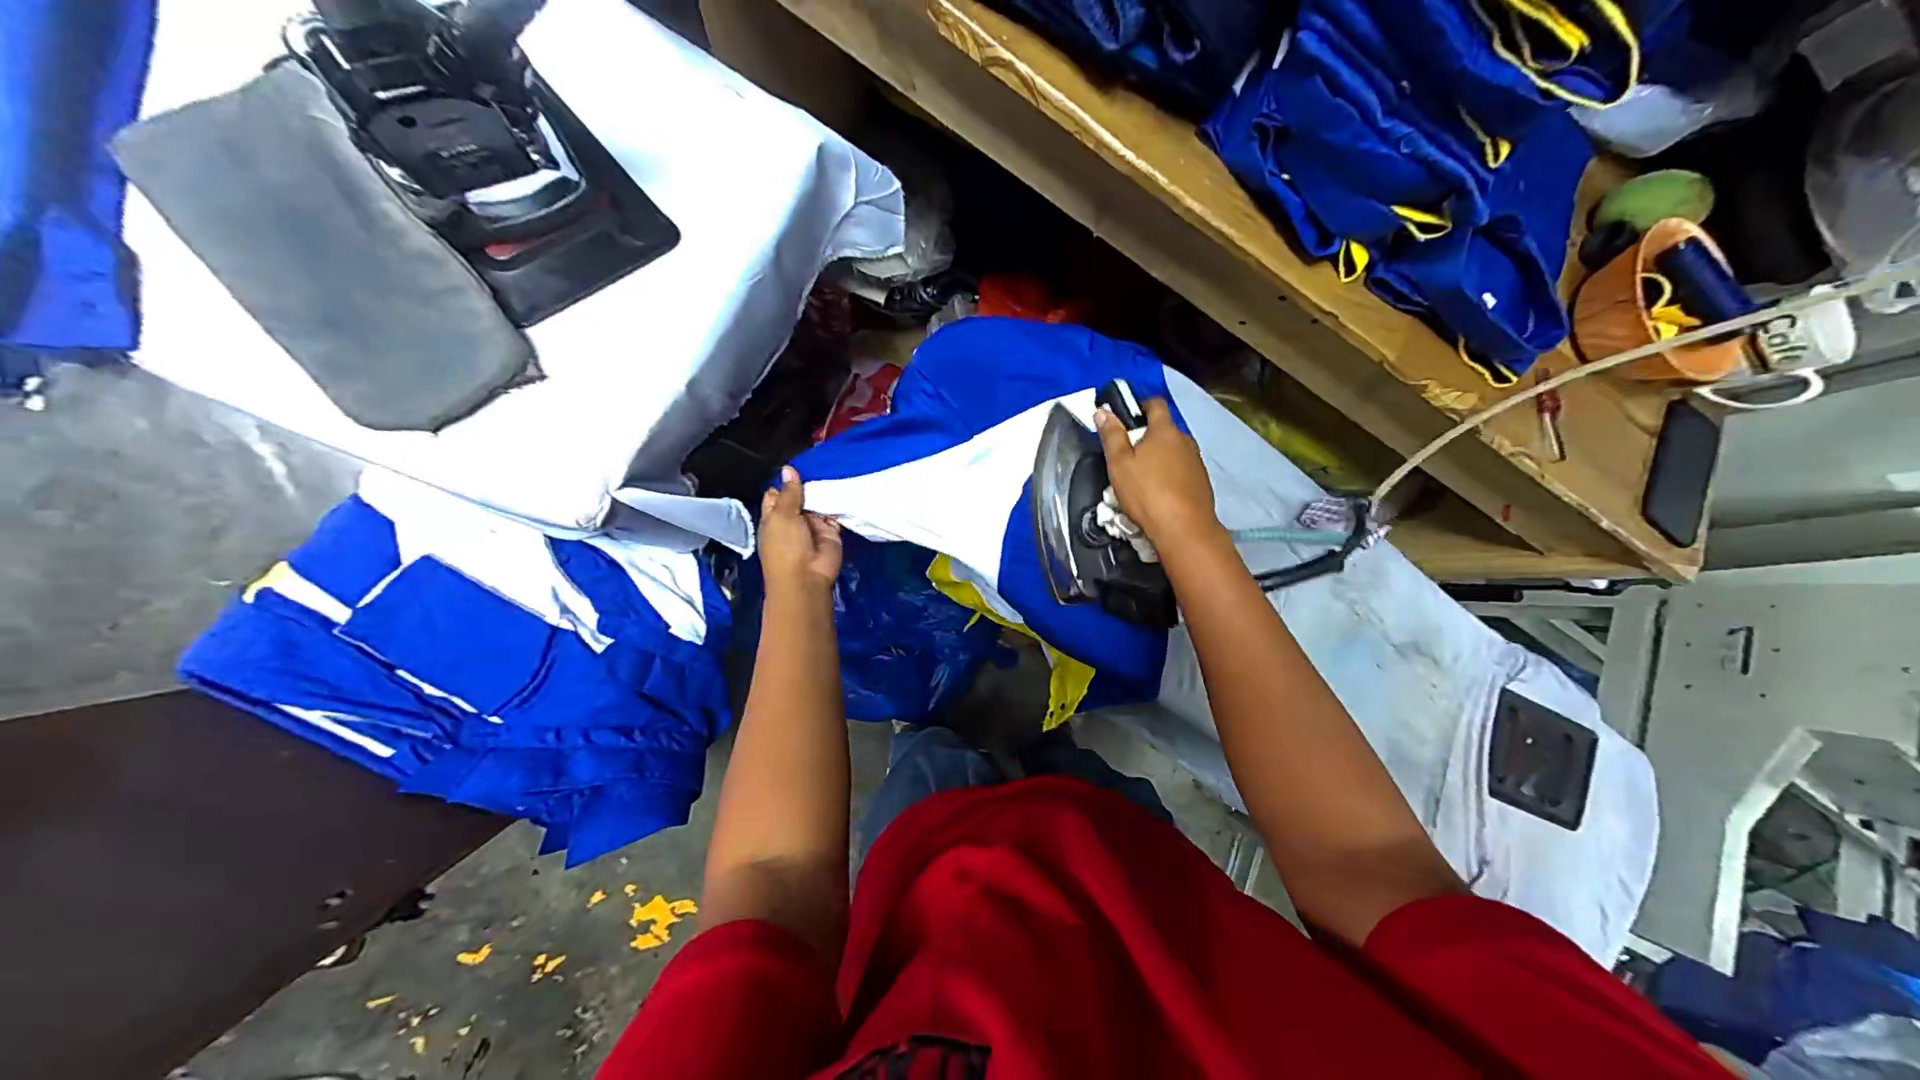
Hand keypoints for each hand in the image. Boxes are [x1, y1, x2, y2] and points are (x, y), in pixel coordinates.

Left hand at [760, 466, 842, 593]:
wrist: (806, 578)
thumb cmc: (785, 546)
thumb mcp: (782, 515)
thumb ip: (789, 493)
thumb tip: (789, 469)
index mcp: (773, 517)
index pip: (778, 494)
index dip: (786, 481)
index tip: (798, 465)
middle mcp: (792, 520)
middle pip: (800, 496)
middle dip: (808, 483)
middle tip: (820, 461)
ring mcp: (812, 526)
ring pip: (818, 503)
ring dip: (824, 491)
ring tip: (833, 468)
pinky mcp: (831, 532)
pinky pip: (835, 513)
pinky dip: (838, 503)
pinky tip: (843, 486)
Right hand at [1094, 397, 1221, 548]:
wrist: (1184, 528)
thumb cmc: (1146, 493)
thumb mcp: (1119, 464)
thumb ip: (1112, 436)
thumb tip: (1104, 411)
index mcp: (1165, 430)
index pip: (1156, 404)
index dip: (1141, 406)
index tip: (1126, 418)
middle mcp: (1185, 440)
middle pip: (1165, 429)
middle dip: (1148, 436)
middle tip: (1128, 455)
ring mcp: (1197, 461)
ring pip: (1174, 451)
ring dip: (1160, 457)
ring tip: (1143, 478)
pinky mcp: (1202, 481)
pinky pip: (1183, 469)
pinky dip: (1171, 474)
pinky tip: (1160, 492)